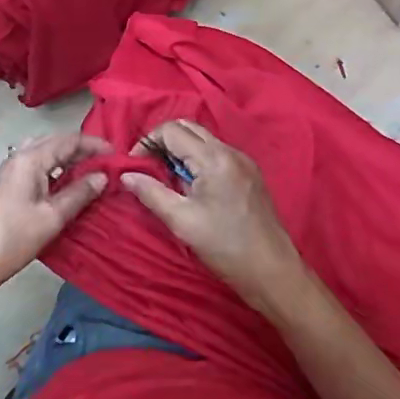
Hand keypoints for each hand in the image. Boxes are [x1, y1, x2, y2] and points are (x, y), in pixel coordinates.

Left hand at [0, 133, 110, 302]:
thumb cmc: (13, 237)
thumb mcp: (52, 217)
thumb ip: (79, 194)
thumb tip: (102, 176)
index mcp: (30, 159)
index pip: (68, 140)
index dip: (94, 144)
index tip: (116, 155)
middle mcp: (17, 157)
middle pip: (54, 141)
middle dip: (80, 148)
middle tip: (104, 162)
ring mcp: (8, 171)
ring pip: (42, 152)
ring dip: (65, 157)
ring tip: (87, 172)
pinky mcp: (4, 186)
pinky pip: (34, 165)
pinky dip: (52, 168)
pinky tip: (62, 185)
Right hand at [120, 121, 305, 307]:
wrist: (273, 271)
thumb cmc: (225, 246)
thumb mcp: (182, 221)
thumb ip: (151, 193)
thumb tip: (126, 175)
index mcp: (214, 158)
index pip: (172, 130)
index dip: (147, 143)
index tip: (134, 166)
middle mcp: (231, 151)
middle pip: (188, 128)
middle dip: (163, 142)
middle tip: (149, 168)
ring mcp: (244, 161)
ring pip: (203, 140)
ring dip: (181, 151)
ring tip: (168, 180)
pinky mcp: (250, 174)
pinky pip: (217, 153)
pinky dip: (198, 160)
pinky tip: (193, 187)